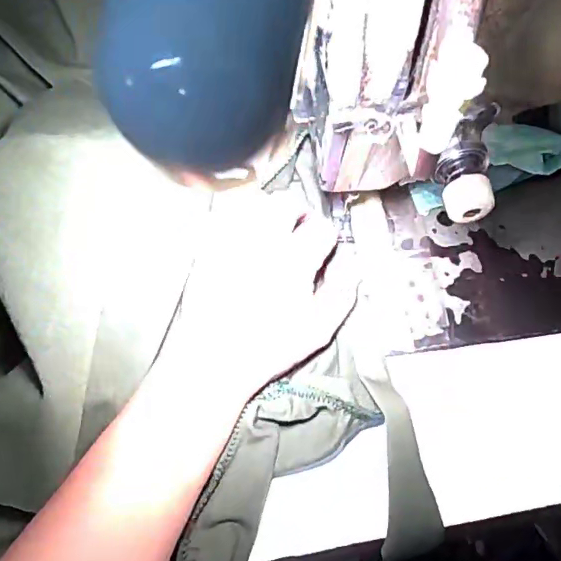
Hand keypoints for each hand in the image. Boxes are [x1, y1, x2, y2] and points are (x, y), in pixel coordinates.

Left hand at [152, 189, 358, 403]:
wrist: (213, 358)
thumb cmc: (270, 347)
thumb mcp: (318, 330)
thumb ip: (342, 294)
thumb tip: (354, 266)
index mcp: (294, 260)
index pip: (321, 228)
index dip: (327, 238)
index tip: (324, 252)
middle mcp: (262, 241)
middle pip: (286, 201)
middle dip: (299, 212)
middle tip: (300, 231)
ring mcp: (231, 240)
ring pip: (254, 203)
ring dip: (269, 212)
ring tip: (272, 233)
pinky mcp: (205, 246)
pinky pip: (224, 216)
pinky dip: (239, 220)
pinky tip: (243, 240)